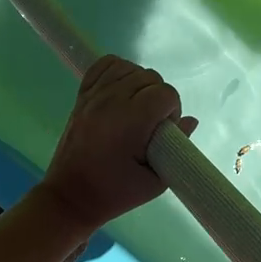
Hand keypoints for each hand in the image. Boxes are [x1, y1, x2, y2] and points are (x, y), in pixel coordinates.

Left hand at [38, 55, 197, 231]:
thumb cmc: (114, 193)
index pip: (165, 93)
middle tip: (151, 126)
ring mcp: (93, 95)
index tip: (163, 133)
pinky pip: (102, 66)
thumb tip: (190, 121)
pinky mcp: (81, 96)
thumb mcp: (154, 181)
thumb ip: (176, 148)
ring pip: (128, 67)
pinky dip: (116, 71)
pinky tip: (121, 91)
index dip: (171, 111)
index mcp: (130, 121)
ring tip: (136, 109)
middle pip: (149, 77)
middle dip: (158, 98)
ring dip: (139, 83)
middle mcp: (111, 100)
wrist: (71, 195)